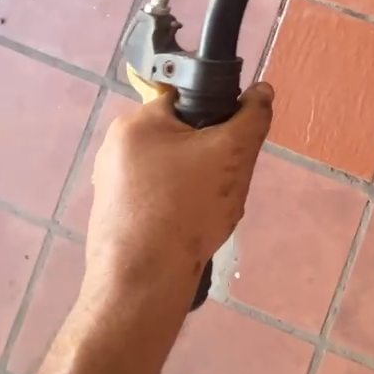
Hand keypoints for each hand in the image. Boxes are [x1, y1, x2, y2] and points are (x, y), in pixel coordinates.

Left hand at [84, 84, 273, 306]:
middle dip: (214, 155)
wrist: (142, 283)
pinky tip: (192, 224)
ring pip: (178, 165)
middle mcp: (117, 146)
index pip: (192, 98)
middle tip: (226, 179)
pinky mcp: (115, 211)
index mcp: (138, 122)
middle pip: (186, 134)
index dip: (222, 117)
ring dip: (201, 180)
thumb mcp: (234, 153)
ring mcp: (111, 182)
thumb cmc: (186, 207)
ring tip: (210, 207)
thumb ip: (253, 115)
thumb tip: (261, 90)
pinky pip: (162, 192)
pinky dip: (182, 202)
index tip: (234, 144)